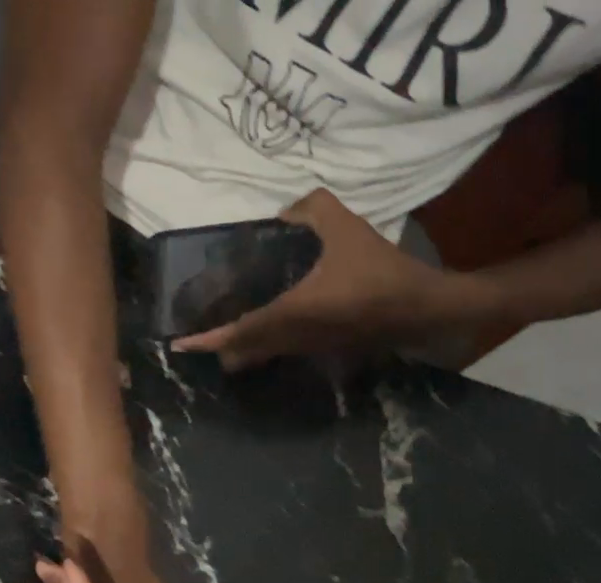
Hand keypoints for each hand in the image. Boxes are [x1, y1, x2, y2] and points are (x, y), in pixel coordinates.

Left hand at [171, 189, 475, 370]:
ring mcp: (307, 349)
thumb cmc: (379, 269)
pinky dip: (265, 343)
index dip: (204, 340)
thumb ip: (310, 210)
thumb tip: (284, 211)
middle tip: (200, 330)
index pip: (234, 333)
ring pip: (261, 355)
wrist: (422, 307)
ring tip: (229, 324)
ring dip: (241, 347)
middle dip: (218, 346)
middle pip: (240, 354)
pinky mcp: (323, 350)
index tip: (178, 343)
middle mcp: (290, 339)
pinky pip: (282, 350)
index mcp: (287, 314)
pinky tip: (270, 320)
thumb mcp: (345, 227)